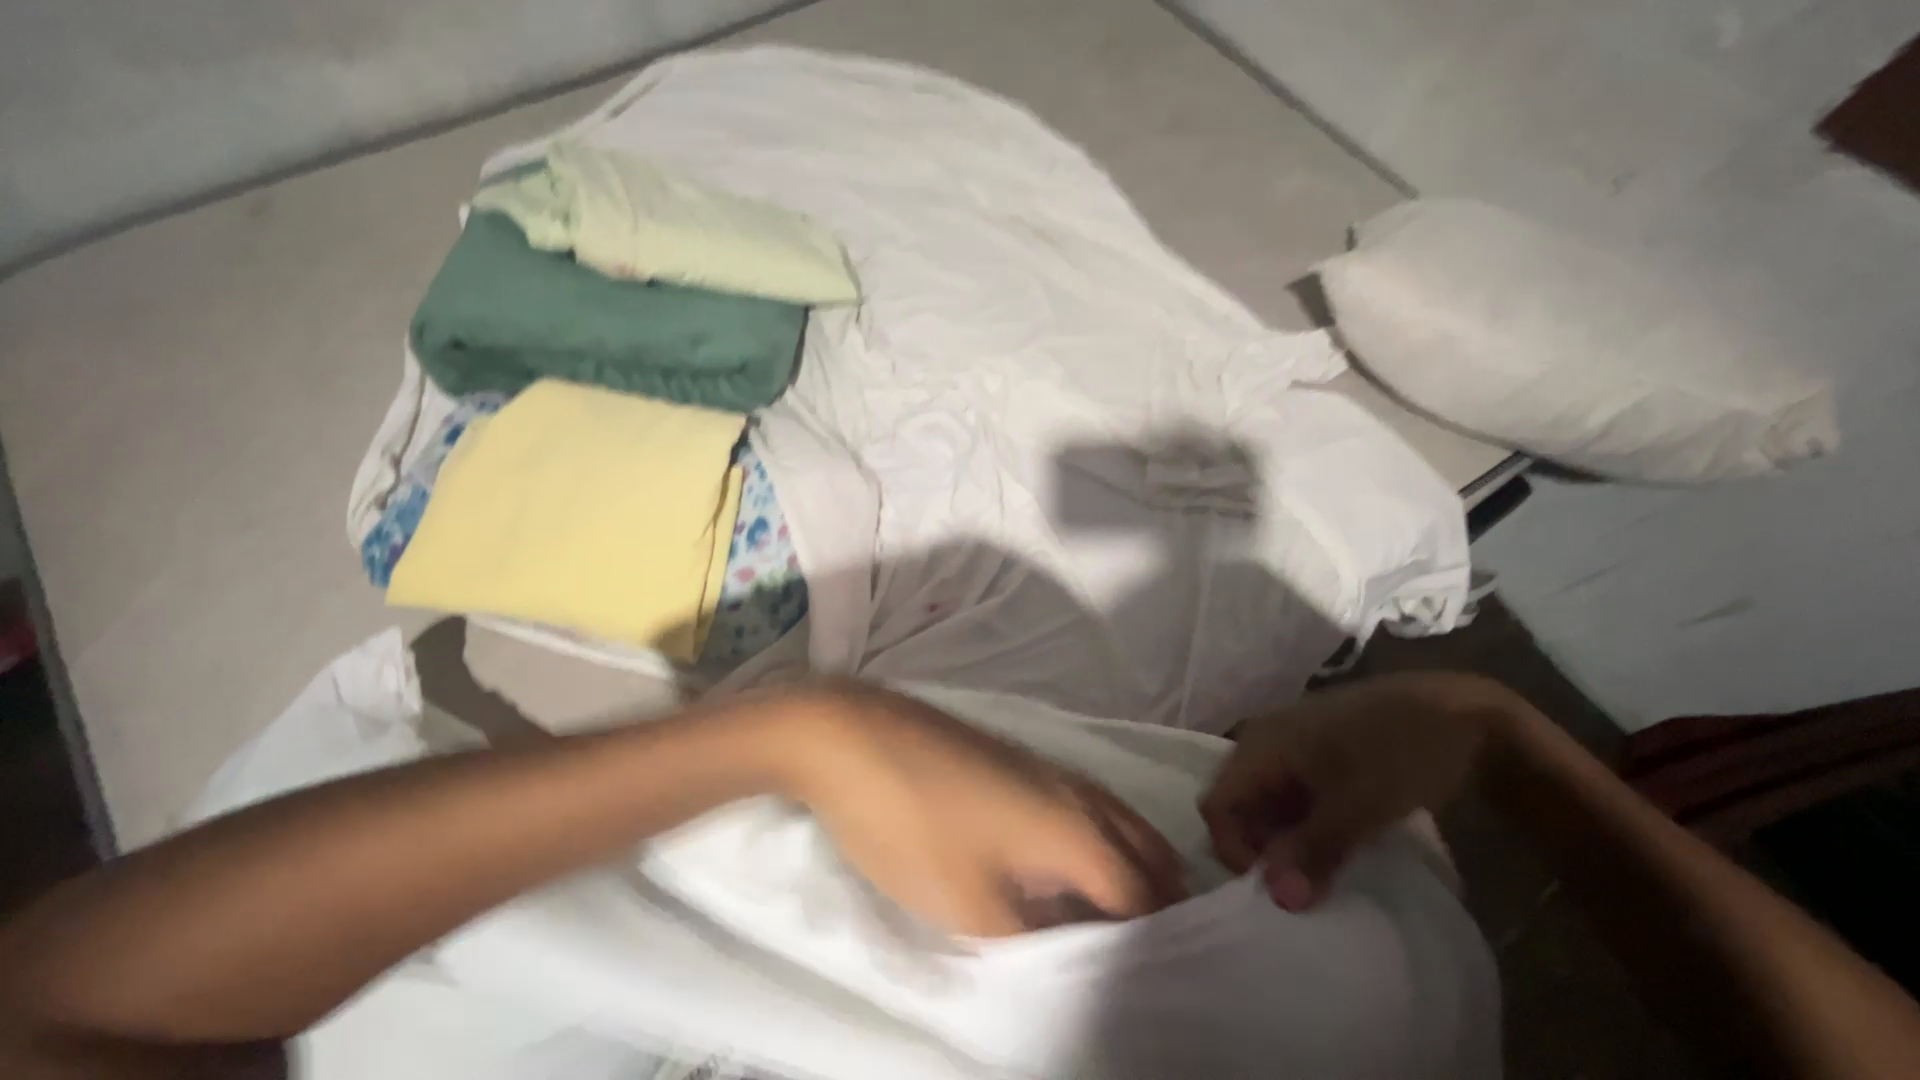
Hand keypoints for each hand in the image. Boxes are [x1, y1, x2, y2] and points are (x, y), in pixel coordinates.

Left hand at [784, 680, 1187, 937]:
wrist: (853, 737)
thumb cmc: (912, 825)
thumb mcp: (968, 906)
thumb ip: (1032, 939)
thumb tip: (1073, 948)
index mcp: (1078, 830)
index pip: (1145, 894)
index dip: (1156, 938)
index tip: (1156, 976)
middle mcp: (1078, 793)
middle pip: (1146, 849)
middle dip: (1160, 897)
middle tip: (1148, 947)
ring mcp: (1047, 769)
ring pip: (1116, 821)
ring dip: (1130, 864)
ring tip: (1114, 913)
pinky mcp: (1017, 759)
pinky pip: (1084, 806)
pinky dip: (1097, 840)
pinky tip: (1063, 865)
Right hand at [1199, 673, 1503, 910]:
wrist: (1464, 711)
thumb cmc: (1401, 751)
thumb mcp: (1359, 807)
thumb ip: (1312, 851)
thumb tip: (1278, 899)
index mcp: (1261, 744)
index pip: (1217, 805)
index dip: (1235, 849)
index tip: (1279, 884)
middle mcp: (1263, 739)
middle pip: (1238, 804)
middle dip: (1263, 848)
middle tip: (1305, 881)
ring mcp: (1291, 742)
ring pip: (1266, 801)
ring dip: (1287, 839)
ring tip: (1325, 865)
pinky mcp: (1317, 751)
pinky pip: (1291, 793)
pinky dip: (1305, 822)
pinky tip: (1339, 839)